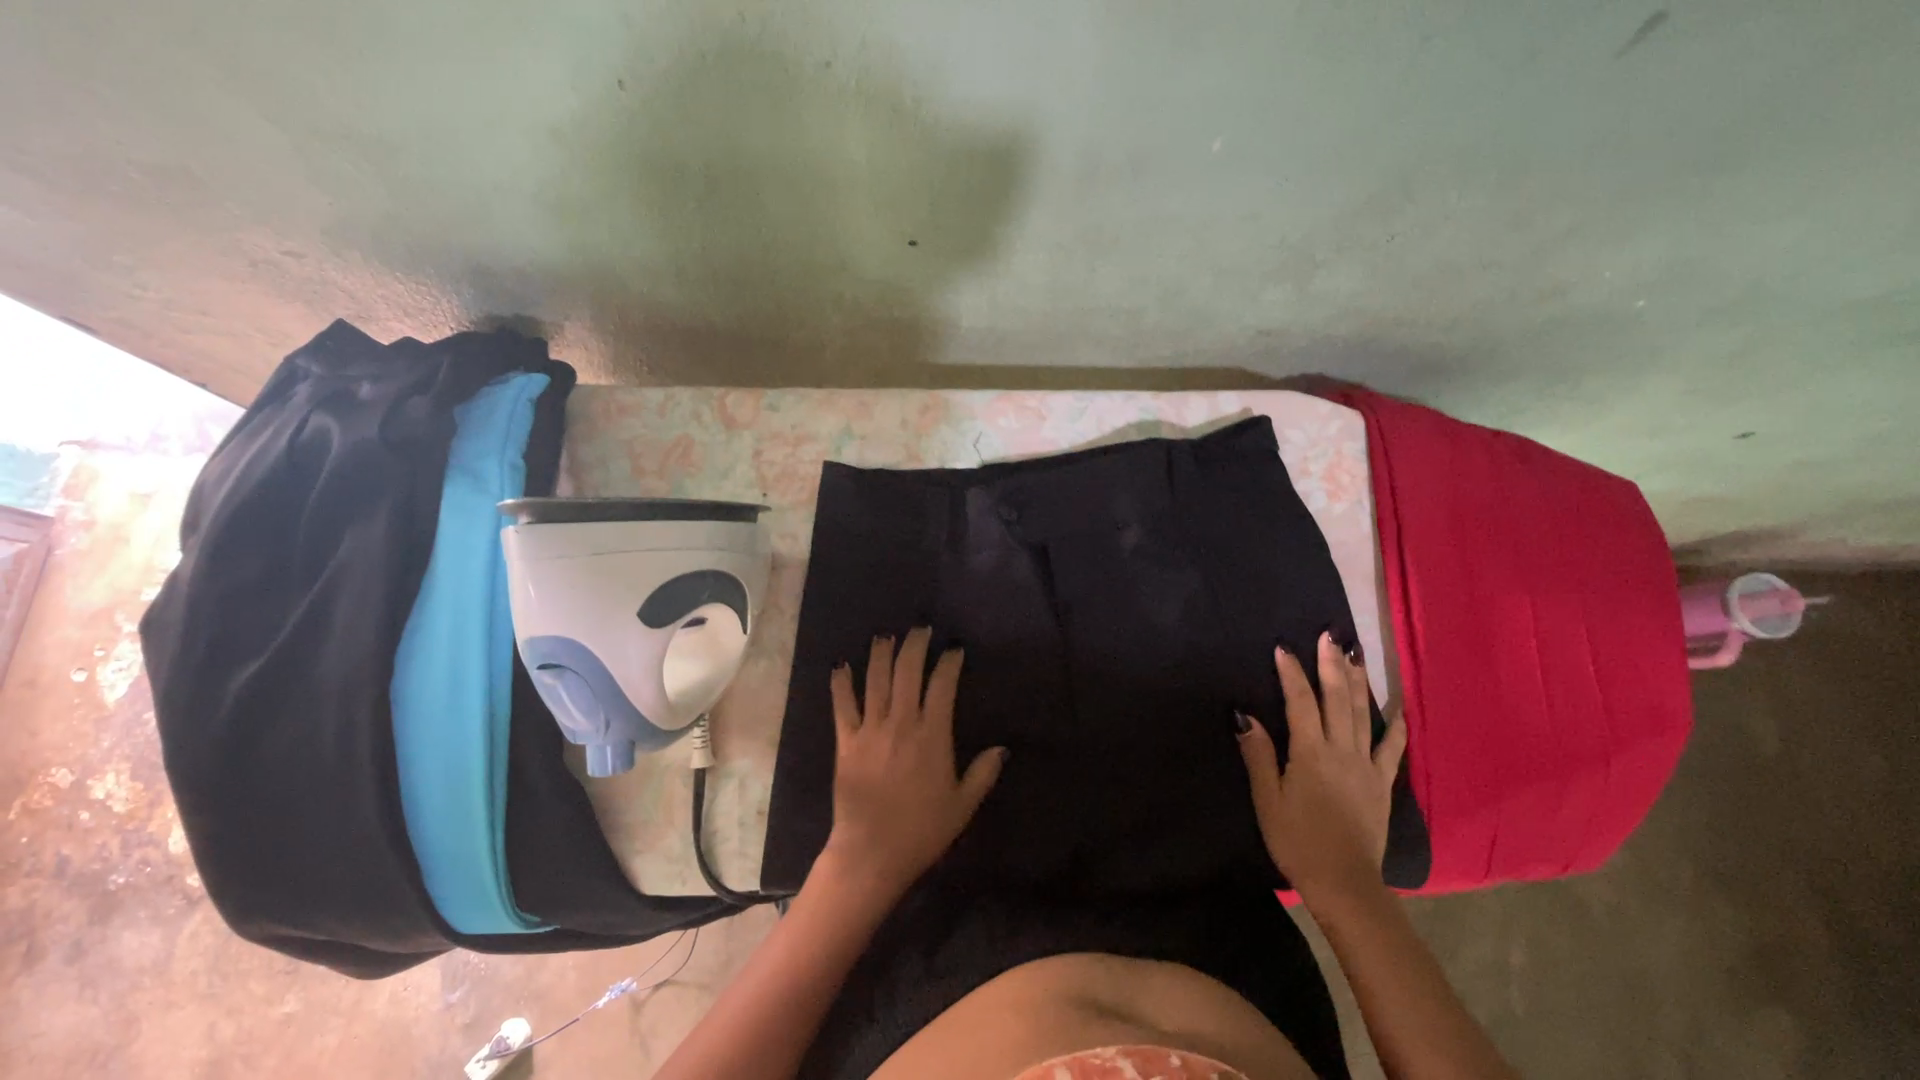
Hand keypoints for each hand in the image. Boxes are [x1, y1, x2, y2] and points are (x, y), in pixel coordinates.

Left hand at [819, 627, 1006, 899]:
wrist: (872, 852)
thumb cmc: (923, 830)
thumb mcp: (963, 805)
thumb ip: (983, 773)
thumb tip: (1001, 748)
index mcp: (933, 736)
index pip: (943, 686)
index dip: (949, 663)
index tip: (954, 649)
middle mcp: (901, 724)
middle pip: (907, 672)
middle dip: (915, 645)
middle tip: (921, 629)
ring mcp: (870, 730)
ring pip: (875, 681)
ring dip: (881, 654)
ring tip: (886, 635)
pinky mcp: (845, 742)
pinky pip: (842, 706)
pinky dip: (841, 683)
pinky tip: (841, 665)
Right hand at [1236, 631, 1406, 903]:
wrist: (1343, 881)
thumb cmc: (1297, 840)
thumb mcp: (1267, 800)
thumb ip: (1259, 755)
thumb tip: (1245, 715)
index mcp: (1310, 753)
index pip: (1300, 702)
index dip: (1291, 673)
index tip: (1283, 648)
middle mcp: (1342, 750)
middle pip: (1337, 699)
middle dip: (1331, 665)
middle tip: (1328, 636)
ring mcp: (1367, 765)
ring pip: (1364, 714)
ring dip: (1358, 682)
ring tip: (1354, 655)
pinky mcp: (1382, 783)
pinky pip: (1392, 748)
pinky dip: (1395, 724)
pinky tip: (1397, 706)